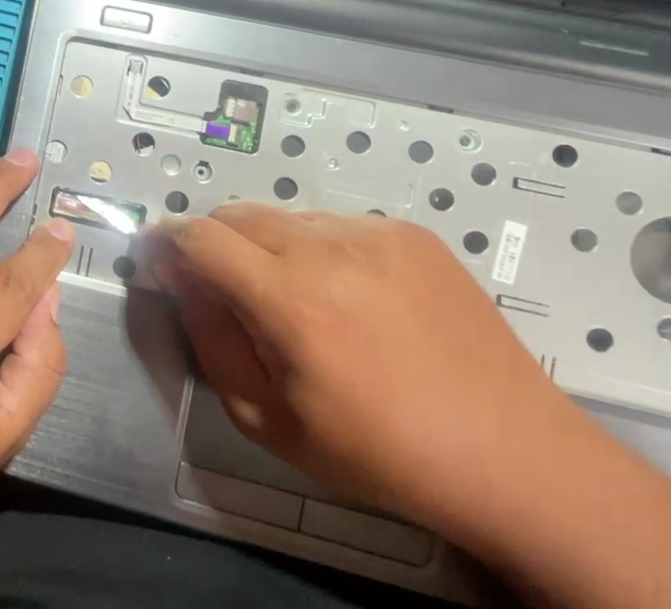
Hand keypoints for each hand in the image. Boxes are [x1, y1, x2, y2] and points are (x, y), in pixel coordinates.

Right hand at [146, 205, 598, 531]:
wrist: (514, 456)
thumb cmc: (380, 452)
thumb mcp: (268, 419)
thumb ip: (211, 339)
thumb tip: (179, 283)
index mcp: (291, 300)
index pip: (197, 237)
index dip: (163, 244)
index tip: (156, 265)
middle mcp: (330, 248)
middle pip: (234, 214)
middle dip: (211, 245)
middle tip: (223, 294)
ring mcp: (377, 234)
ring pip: (283, 216)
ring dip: (264, 246)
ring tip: (294, 301)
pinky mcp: (412, 234)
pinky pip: (333, 224)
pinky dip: (315, 248)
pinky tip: (346, 297)